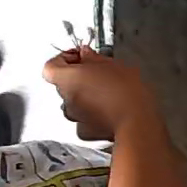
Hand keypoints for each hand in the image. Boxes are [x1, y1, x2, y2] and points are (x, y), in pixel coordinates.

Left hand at [43, 46, 160, 140]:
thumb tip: (87, 55)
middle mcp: (66, 98)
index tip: (80, 57)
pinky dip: (93, 114)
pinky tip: (109, 110)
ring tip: (108, 92)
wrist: (136, 123)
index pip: (50, 66)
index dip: (63, 60)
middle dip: (79, 77)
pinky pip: (84, 119)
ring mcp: (75, 116)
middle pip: (64, 84)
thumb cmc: (126, 93)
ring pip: (74, 102)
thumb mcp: (114, 65)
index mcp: (68, 78)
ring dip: (86, 96)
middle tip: (100, 73)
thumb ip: (94, 58)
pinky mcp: (86, 131)